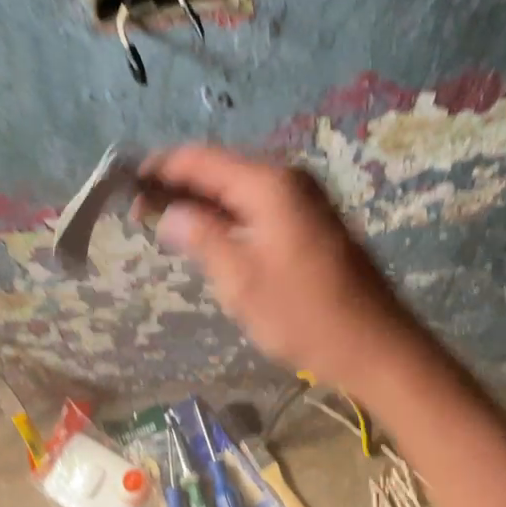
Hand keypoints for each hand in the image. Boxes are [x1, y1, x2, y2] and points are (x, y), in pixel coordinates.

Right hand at [143, 146, 425, 390]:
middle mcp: (288, 179)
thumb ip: (200, 238)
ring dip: (201, 200)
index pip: (201, 159)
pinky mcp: (311, 218)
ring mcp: (304, 197)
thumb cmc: (307, 316)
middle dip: (178, 185)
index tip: (125, 182)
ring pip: (237, 187)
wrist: (380, 348)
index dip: (160, 168)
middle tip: (138, 209)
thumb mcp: (241, 281)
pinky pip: (257, 203)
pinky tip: (206, 233)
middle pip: (219, 169)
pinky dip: (227, 213)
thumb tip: (169, 214)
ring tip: (162, 221)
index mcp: (269, 184)